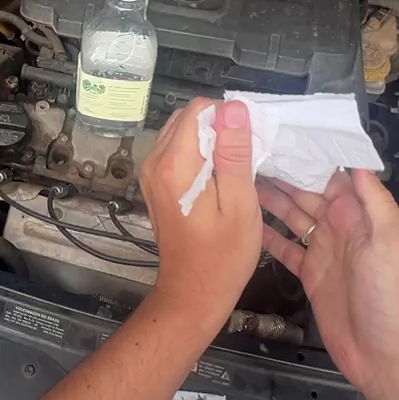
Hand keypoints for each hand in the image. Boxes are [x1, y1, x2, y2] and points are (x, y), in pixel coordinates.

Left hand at [138, 99, 263, 327]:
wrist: (193, 291)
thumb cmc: (222, 255)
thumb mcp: (240, 203)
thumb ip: (234, 153)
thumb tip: (234, 108)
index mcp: (174, 165)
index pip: (198, 110)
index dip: (228, 119)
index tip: (247, 145)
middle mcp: (155, 162)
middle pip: (188, 117)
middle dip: (219, 128)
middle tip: (243, 160)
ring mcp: (151, 172)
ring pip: (181, 131)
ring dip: (209, 140)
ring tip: (232, 171)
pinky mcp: (155, 182)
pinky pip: (176, 149)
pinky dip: (198, 153)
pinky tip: (217, 179)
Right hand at [257, 170, 398, 396]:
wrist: (387, 358)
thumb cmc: (395, 301)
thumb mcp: (392, 243)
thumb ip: (374, 202)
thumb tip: (358, 161)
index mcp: (361, 217)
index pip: (332, 177)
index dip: (308, 158)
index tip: (283, 138)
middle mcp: (342, 229)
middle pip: (307, 192)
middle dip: (283, 173)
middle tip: (252, 154)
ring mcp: (325, 252)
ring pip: (293, 215)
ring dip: (271, 198)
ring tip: (244, 178)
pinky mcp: (311, 274)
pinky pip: (286, 248)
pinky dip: (268, 234)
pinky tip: (248, 220)